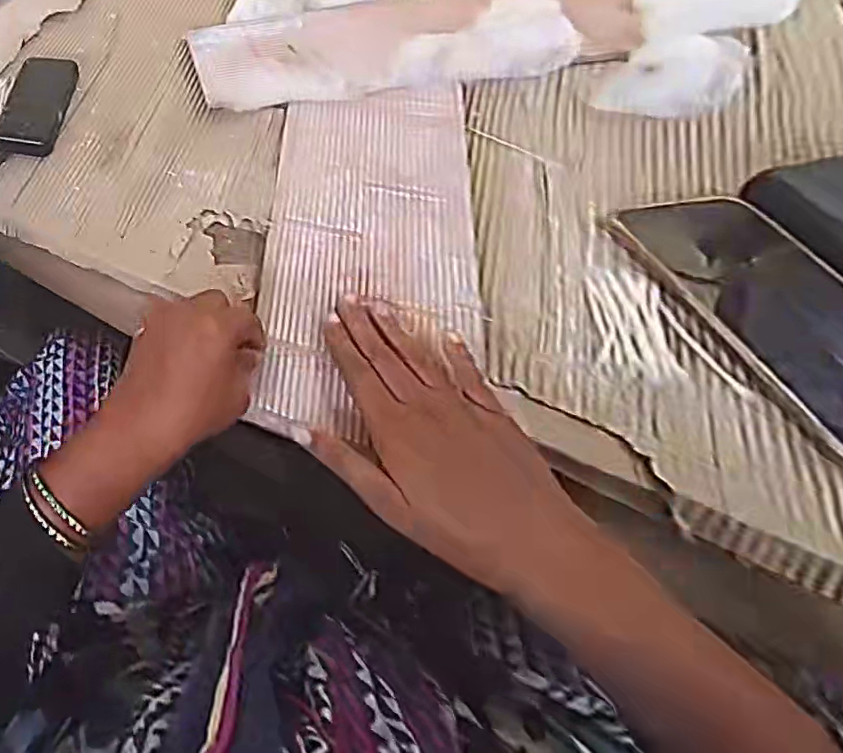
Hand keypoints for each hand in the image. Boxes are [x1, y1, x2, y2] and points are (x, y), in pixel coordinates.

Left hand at [114, 291, 264, 459]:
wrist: (144, 420)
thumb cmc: (183, 411)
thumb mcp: (237, 394)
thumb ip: (245, 367)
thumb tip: (243, 359)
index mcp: (217, 325)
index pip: (246, 316)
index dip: (253, 334)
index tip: (253, 345)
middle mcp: (187, 314)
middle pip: (216, 302)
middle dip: (227, 320)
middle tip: (232, 345)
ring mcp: (162, 319)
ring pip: (190, 307)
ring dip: (201, 322)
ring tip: (207, 350)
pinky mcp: (144, 329)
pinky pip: (168, 320)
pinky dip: (178, 329)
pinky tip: (184, 354)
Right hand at [302, 298, 599, 597]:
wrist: (540, 545)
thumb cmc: (457, 532)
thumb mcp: (387, 505)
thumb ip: (344, 463)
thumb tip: (303, 431)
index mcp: (394, 427)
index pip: (360, 374)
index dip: (342, 345)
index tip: (329, 320)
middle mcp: (425, 408)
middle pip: (386, 357)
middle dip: (363, 325)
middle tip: (348, 297)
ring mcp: (463, 409)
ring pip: (421, 359)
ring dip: (398, 330)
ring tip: (381, 305)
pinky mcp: (495, 417)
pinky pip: (470, 376)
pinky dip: (456, 354)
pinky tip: (446, 336)